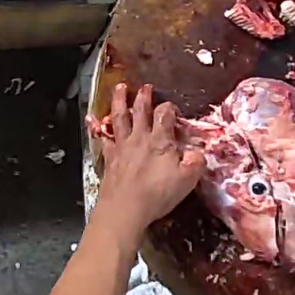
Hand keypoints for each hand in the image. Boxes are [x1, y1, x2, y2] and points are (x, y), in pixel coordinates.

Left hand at [95, 83, 205, 233]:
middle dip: (144, 97)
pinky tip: (97, 123)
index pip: (164, 115)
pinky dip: (100, 129)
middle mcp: (140, 137)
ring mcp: (122, 146)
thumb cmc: (158, 193)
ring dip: (120, 101)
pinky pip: (104, 139)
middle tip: (145, 86)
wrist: (125, 208)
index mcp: (160, 140)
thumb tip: (197, 152)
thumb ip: (196, 162)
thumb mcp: (187, 179)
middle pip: (141, 110)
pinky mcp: (109, 158)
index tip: (172, 109)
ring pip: (120, 117)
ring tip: (120, 88)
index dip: (169, 108)